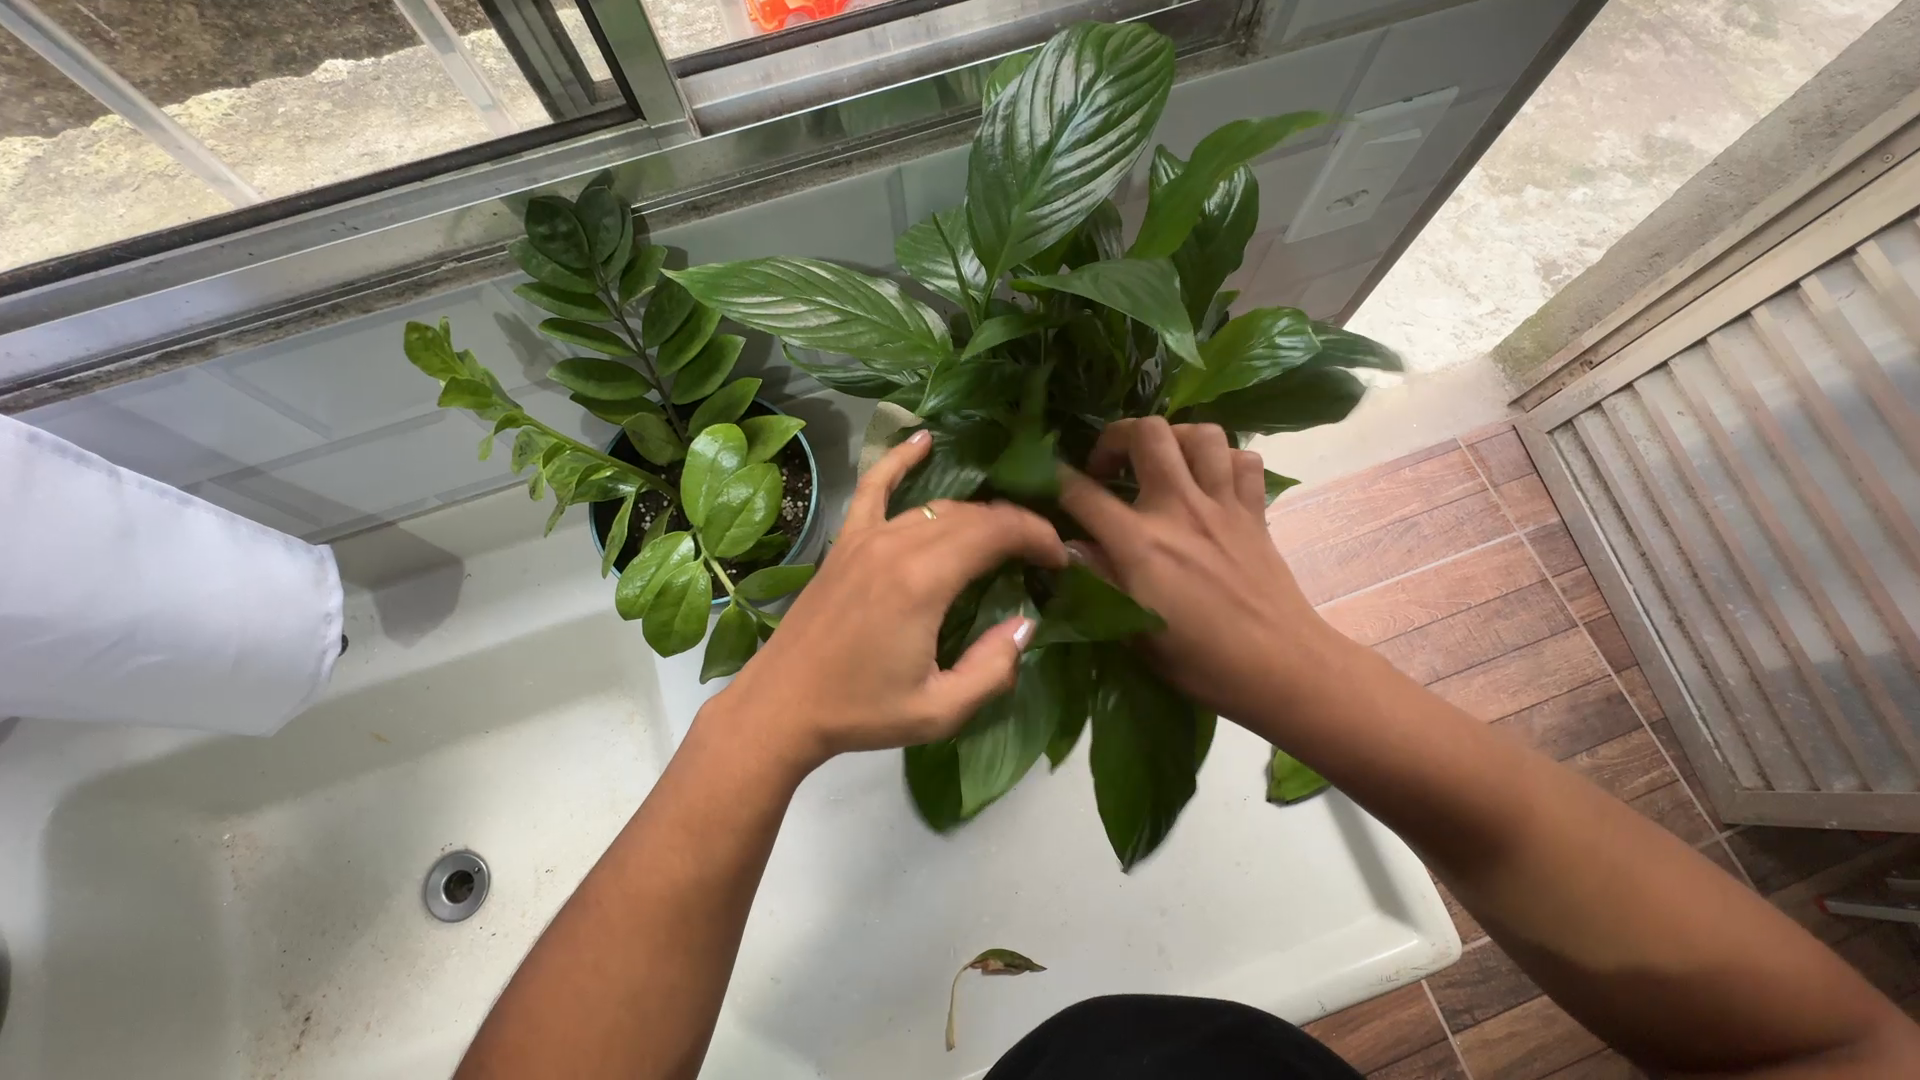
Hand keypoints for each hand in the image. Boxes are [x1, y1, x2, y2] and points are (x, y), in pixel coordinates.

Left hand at [711, 430, 1068, 770]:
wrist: (782, 706)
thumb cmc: (862, 712)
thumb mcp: (940, 710)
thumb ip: (993, 669)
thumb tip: (1025, 624)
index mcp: (924, 582)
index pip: (997, 533)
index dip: (1038, 537)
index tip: (1059, 561)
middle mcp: (896, 545)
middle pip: (972, 515)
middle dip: (1016, 527)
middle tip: (1040, 556)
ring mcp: (866, 538)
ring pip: (937, 506)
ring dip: (977, 514)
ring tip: (1004, 534)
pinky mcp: (844, 542)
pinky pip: (875, 487)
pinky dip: (900, 460)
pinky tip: (923, 439)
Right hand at [1056, 417, 1350, 728]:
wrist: (1283, 669)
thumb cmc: (1202, 663)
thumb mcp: (1134, 633)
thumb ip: (1099, 581)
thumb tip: (1068, 548)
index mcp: (1141, 544)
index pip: (1084, 494)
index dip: (1055, 480)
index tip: (1045, 482)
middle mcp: (1180, 509)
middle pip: (1146, 433)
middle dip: (1115, 436)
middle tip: (1106, 466)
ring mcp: (1223, 506)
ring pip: (1200, 434)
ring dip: (1173, 438)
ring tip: (1160, 462)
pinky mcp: (1256, 513)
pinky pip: (1244, 460)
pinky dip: (1225, 460)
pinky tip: (1211, 481)